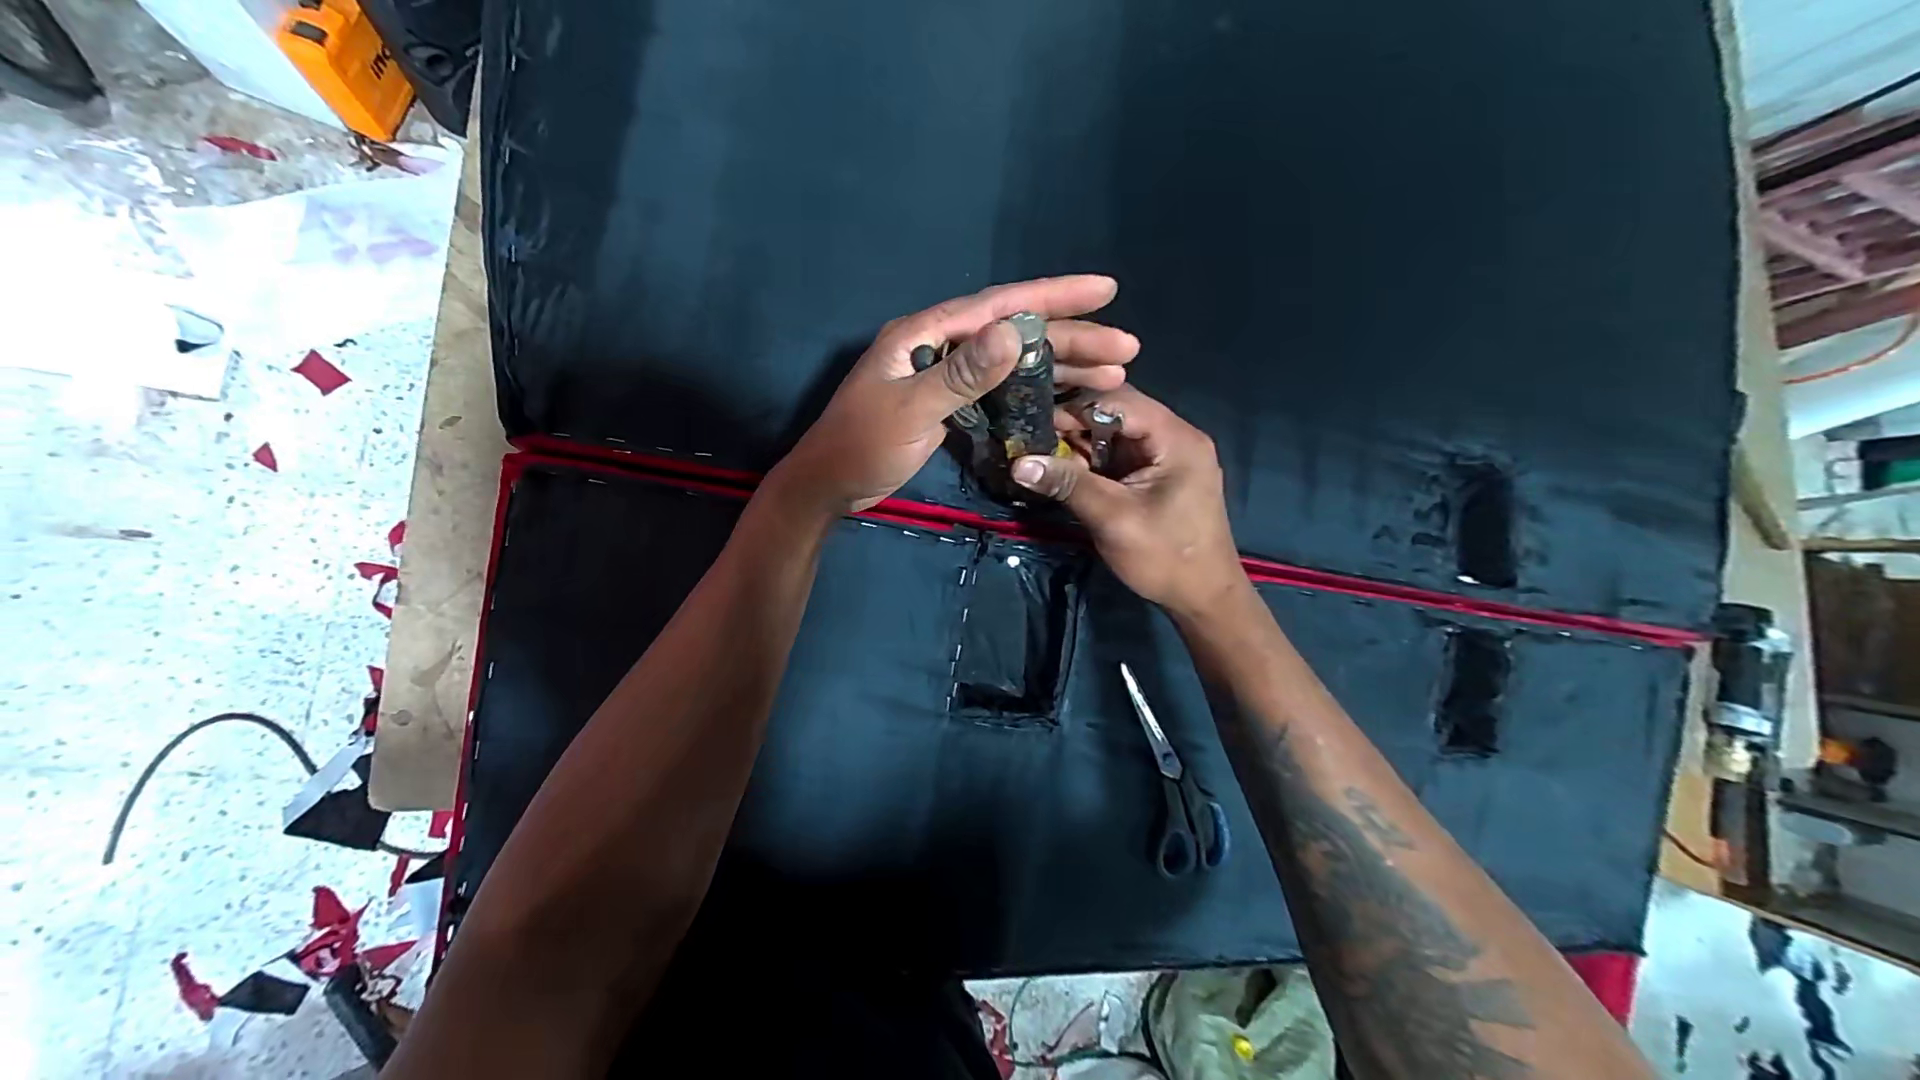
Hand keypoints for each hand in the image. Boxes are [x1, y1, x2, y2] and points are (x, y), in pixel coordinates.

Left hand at [770, 275, 1138, 513]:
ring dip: (1061, 368)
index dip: (1054, 295)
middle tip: (1126, 348)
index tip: (1105, 289)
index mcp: (926, 333)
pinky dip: (1034, 395)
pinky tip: (1066, 401)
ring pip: (1014, 364)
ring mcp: (945, 375)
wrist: (830, 486)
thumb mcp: (910, 410)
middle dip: (1072, 339)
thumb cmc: (861, 446)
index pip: (999, 305)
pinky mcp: (949, 404)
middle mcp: (940, 345)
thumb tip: (1013, 333)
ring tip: (1113, 376)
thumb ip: (960, 375)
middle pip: (1016, 334)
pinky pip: (1001, 391)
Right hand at [1010, 386, 1248, 615]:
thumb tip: (1018, 462)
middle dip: (1073, 425)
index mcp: (1175, 438)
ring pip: (1115, 434)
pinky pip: (1119, 455)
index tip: (1034, 424)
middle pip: (1116, 412)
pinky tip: (1065, 471)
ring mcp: (1167, 456)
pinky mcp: (1157, 474)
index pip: (1118, 400)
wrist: (1203, 598)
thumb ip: (1068, 484)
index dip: (1074, 408)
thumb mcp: (1112, 519)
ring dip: (1080, 444)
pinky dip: (1092, 461)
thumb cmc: (1165, 557)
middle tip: (1032, 441)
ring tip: (1041, 455)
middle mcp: (1175, 437)